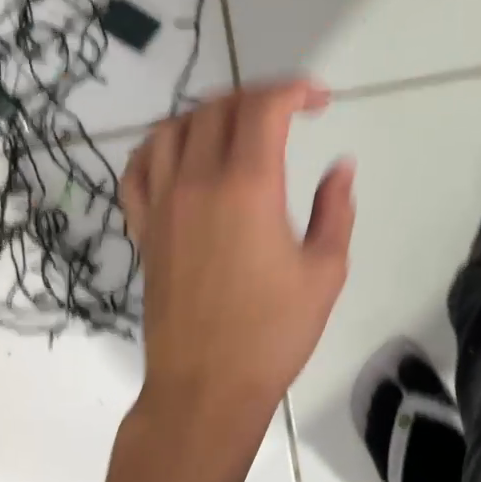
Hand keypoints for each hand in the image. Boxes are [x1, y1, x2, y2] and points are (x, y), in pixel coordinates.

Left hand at [121, 79, 355, 424]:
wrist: (206, 390)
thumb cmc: (275, 331)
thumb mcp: (326, 268)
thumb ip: (336, 208)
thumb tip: (340, 167)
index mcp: (248, 188)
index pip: (264, 108)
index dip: (294, 90)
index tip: (321, 99)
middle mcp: (198, 183)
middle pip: (220, 108)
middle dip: (261, 95)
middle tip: (293, 110)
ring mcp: (163, 204)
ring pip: (175, 127)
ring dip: (213, 112)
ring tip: (243, 124)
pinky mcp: (144, 228)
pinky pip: (140, 166)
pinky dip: (163, 143)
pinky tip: (187, 152)